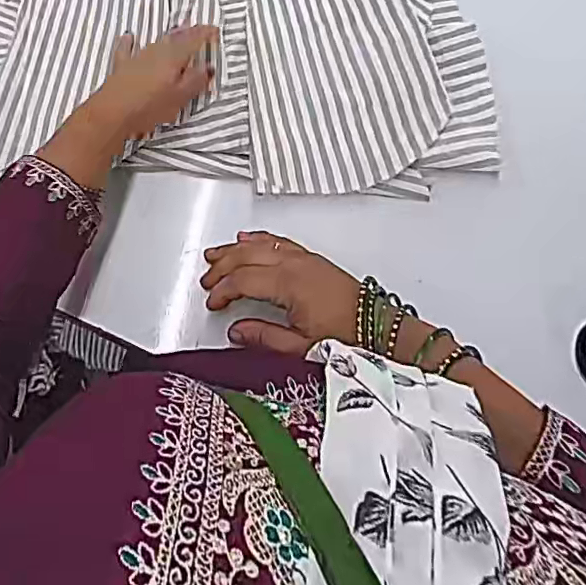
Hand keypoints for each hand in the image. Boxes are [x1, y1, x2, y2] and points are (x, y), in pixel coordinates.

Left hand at [84, 26, 217, 143]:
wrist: (112, 112)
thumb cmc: (150, 106)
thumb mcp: (180, 97)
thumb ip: (195, 80)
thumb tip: (208, 66)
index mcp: (174, 56)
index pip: (194, 39)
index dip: (206, 33)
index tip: (216, 31)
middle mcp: (156, 51)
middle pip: (175, 38)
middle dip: (189, 33)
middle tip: (199, 31)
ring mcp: (137, 57)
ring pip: (157, 42)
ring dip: (168, 38)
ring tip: (177, 33)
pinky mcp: (121, 66)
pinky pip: (127, 49)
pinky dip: (130, 42)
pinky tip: (128, 36)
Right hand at [201, 231, 360, 354]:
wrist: (377, 326)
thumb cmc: (346, 335)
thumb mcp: (301, 346)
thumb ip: (264, 337)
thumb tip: (237, 332)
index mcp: (288, 284)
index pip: (243, 280)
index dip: (223, 290)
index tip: (213, 302)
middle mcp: (294, 265)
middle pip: (247, 257)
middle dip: (222, 267)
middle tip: (208, 280)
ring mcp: (303, 258)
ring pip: (260, 245)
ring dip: (234, 249)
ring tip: (216, 254)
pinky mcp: (310, 258)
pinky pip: (278, 242)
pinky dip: (259, 239)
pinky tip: (247, 238)